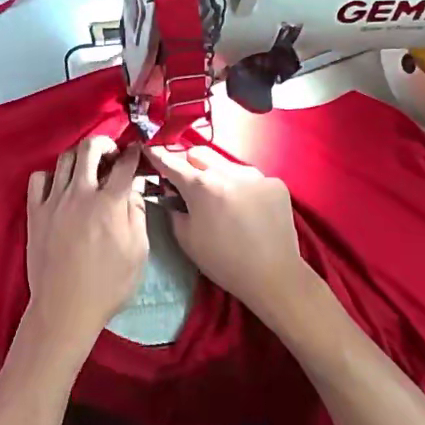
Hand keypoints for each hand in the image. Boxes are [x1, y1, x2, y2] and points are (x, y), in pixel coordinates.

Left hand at [24, 135, 148, 344]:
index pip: (124, 163)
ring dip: (80, 157)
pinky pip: (38, 178)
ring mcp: (54, 201)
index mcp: (109, 203)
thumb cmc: (108, 284)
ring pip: (65, 158)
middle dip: (104, 143)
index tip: (137, 152)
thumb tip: (133, 189)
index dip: (134, 152)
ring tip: (88, 169)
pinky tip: (60, 187)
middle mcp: (80, 193)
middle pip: (90, 148)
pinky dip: (51, 175)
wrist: (65, 308)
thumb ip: (137, 214)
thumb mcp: (138, 252)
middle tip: (111, 155)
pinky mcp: (35, 212)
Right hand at [147, 145, 308, 319]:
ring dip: (219, 176)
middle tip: (190, 185)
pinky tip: (249, 211)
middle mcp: (228, 172)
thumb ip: (174, 210)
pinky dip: (244, 188)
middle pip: (199, 154)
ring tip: (224, 202)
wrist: (273, 275)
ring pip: (227, 165)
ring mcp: (256, 175)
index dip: (157, 156)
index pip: (172, 162)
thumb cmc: (223, 261)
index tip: (149, 149)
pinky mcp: (275, 183)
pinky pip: (251, 178)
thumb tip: (172, 194)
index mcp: (201, 186)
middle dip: (190, 164)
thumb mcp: (186, 239)